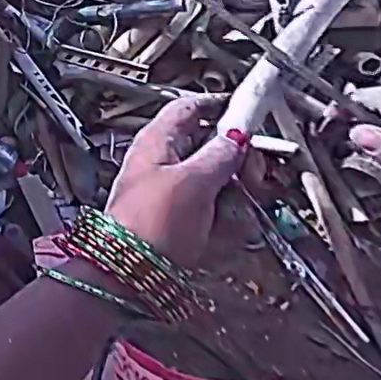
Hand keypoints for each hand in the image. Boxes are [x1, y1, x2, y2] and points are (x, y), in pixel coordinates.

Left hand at [103, 98, 248, 266]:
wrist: (129, 271)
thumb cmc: (151, 222)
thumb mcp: (192, 183)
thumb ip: (218, 156)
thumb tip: (237, 136)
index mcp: (158, 140)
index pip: (189, 108)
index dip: (219, 108)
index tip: (250, 116)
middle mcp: (164, 160)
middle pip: (212, 148)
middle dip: (237, 164)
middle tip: (251, 180)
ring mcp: (174, 190)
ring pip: (220, 182)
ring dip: (234, 198)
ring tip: (232, 214)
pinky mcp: (181, 218)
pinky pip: (215, 211)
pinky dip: (225, 221)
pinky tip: (223, 233)